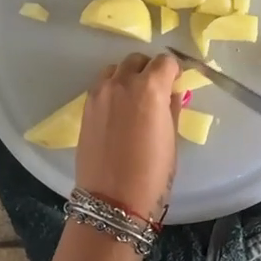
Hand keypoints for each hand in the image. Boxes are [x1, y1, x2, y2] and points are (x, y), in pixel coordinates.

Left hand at [74, 52, 182, 218]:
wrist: (112, 200)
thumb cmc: (152, 173)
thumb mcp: (171, 140)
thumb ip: (172, 108)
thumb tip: (172, 93)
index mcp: (150, 88)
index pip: (165, 61)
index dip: (173, 70)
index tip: (175, 83)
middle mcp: (123, 82)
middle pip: (137, 60)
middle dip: (149, 69)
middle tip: (155, 90)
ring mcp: (100, 93)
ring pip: (115, 69)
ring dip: (127, 76)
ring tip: (133, 98)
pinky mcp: (86, 106)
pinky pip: (101, 85)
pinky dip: (111, 88)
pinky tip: (117, 110)